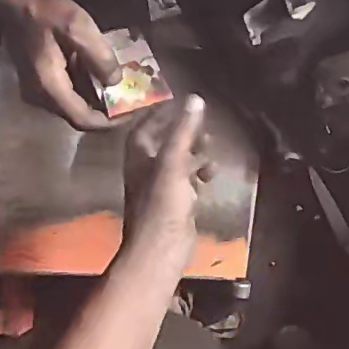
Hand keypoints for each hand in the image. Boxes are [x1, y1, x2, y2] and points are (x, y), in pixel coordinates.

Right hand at [0, 0, 119, 130]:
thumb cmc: (43, 11)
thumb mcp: (77, 28)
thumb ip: (99, 57)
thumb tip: (116, 81)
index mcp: (50, 88)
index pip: (84, 120)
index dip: (111, 121)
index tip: (133, 111)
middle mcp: (41, 96)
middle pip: (80, 117)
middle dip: (108, 111)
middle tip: (132, 99)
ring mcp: (38, 90)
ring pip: (75, 106)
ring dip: (99, 100)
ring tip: (123, 88)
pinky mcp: (40, 81)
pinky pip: (69, 93)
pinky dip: (88, 89)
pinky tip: (103, 75)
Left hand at [120, 95, 209, 276]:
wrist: (161, 249)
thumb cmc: (162, 204)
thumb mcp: (174, 162)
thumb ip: (184, 131)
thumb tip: (195, 99)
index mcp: (138, 156)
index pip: (146, 125)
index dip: (161, 113)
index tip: (180, 103)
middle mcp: (147, 168)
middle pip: (166, 141)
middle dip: (186, 134)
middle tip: (203, 130)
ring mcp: (162, 186)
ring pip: (180, 160)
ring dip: (196, 154)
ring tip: (210, 153)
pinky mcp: (176, 202)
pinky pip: (189, 179)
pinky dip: (200, 174)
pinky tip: (210, 177)